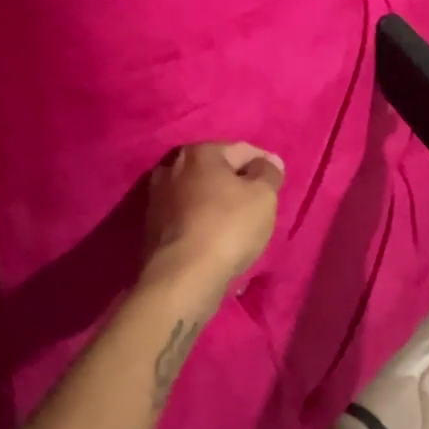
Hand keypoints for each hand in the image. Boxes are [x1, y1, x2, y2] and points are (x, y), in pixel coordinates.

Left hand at [143, 141, 284, 286]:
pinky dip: (202, 223)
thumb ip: (269, 173)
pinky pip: (187, 217)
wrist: (182, 278)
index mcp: (199, 152)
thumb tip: (267, 162)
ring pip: (200, 194)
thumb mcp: (263, 196)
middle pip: (217, 171)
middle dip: (238, 184)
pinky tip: (215, 240)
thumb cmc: (228, 227)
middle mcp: (171, 167)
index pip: (243, 150)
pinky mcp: (151, 228)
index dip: (265, 165)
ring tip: (238, 226)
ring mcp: (156, 198)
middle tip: (259, 205)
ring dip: (218, 204)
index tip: (277, 184)